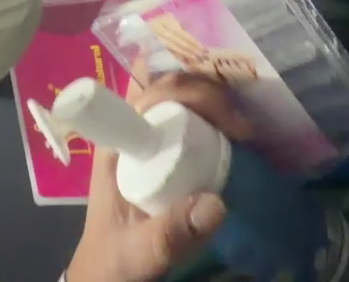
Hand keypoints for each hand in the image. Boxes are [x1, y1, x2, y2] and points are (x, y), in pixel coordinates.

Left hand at [64, 73, 253, 281]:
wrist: (106, 271)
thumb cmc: (115, 258)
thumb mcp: (138, 253)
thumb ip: (170, 235)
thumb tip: (216, 204)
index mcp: (118, 141)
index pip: (149, 94)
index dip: (186, 90)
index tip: (225, 117)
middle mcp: (131, 124)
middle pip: (171, 85)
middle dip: (209, 95)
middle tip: (241, 128)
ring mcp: (146, 127)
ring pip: (181, 89)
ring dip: (214, 95)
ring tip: (242, 126)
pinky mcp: (162, 137)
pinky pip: (187, 107)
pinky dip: (211, 103)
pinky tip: (233, 116)